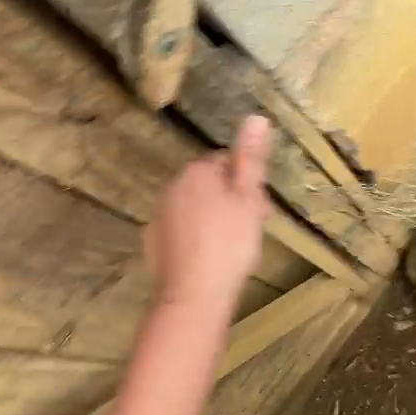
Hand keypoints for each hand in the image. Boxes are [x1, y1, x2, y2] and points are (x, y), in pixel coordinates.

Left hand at [146, 115, 272, 311]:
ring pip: (194, 205)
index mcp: (197, 171)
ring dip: (213, 216)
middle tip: (251, 228)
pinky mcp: (152, 240)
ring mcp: (159, 214)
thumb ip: (251, 157)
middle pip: (210, 183)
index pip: (227, 163)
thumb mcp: (248, 198)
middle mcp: (173, 185)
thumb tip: (256, 117)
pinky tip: (207, 256)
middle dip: (231, 199)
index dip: (248, 184)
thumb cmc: (228, 243)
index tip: (263, 210)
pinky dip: (194, 235)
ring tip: (231, 245)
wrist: (192, 297)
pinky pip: (180, 228)